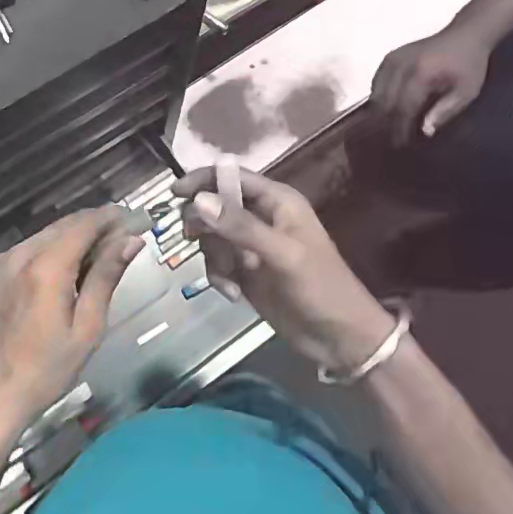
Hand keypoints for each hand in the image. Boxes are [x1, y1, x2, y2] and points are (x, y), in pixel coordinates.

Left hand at [0, 206, 144, 435]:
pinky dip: (52, 250)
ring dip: (75, 238)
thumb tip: (130, 241)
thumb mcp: (87, 327)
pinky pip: (27, 251)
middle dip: (96, 227)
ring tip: (102, 256)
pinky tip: (67, 270)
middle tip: (125, 238)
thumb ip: (106, 277)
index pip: (84, 224)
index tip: (136, 220)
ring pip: (45, 236)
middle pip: (64, 226)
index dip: (112, 218)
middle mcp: (18, 255)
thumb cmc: (45, 371)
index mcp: (45, 267)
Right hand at [176, 168, 397, 373]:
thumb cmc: (319, 287)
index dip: (202, 180)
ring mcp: (252, 246)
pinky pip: (217, 263)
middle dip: (205, 226)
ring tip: (232, 279)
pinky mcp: (246, 272)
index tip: (174, 194)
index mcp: (278, 201)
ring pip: (212, 238)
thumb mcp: (281, 254)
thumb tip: (198, 201)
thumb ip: (241, 227)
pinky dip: (219, 277)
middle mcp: (263, 218)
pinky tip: (234, 295)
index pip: (232, 177)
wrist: (338, 336)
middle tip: (196, 241)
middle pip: (216, 207)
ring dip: (214, 258)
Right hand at [370, 31, 491, 144]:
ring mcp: (392, 60)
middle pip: (385, 102)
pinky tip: (387, 107)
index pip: (403, 107)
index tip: (400, 143)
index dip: (400, 127)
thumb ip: (446, 111)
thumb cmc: (469, 64)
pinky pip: (376, 83)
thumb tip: (425, 131)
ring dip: (381, 112)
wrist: (465, 34)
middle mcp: (401, 65)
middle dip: (388, 123)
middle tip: (393, 139)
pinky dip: (379, 98)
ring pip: (376, 94)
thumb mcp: (467, 91)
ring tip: (389, 126)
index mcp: (421, 73)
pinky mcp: (389, 58)